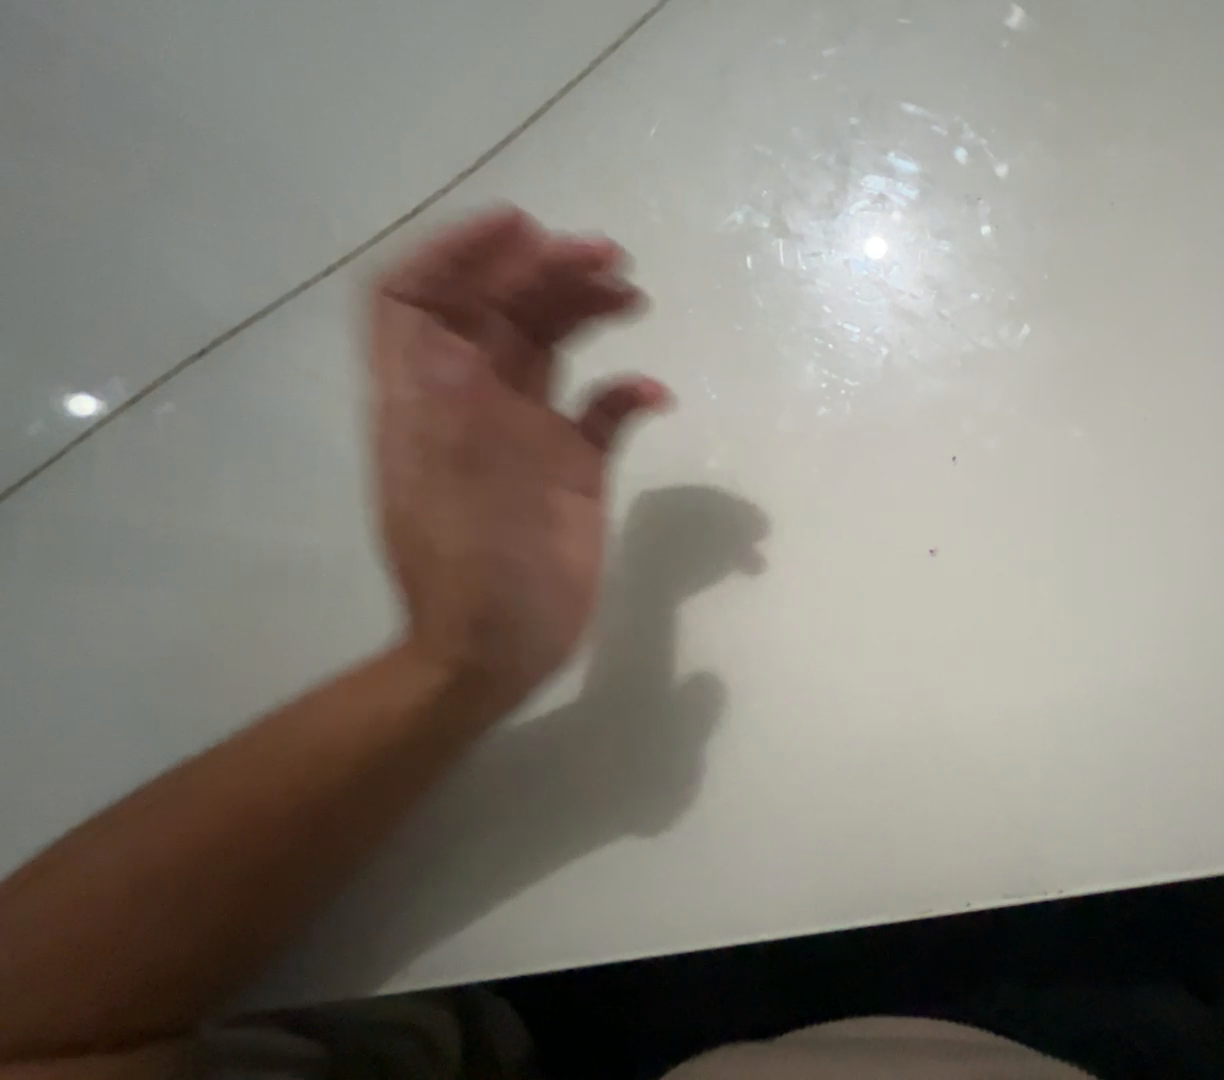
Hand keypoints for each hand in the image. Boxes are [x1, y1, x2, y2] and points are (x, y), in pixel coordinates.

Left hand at [369, 207, 669, 706]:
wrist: (502, 652)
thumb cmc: (471, 586)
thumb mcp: (452, 508)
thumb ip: (453, 425)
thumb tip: (452, 342)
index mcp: (428, 404)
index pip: (420, 301)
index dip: (460, 252)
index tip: (522, 228)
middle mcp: (473, 405)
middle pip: (498, 311)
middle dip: (544, 271)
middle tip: (607, 256)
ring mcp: (524, 433)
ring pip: (550, 346)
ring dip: (585, 310)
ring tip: (633, 294)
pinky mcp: (571, 466)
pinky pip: (602, 409)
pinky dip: (628, 391)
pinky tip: (656, 394)